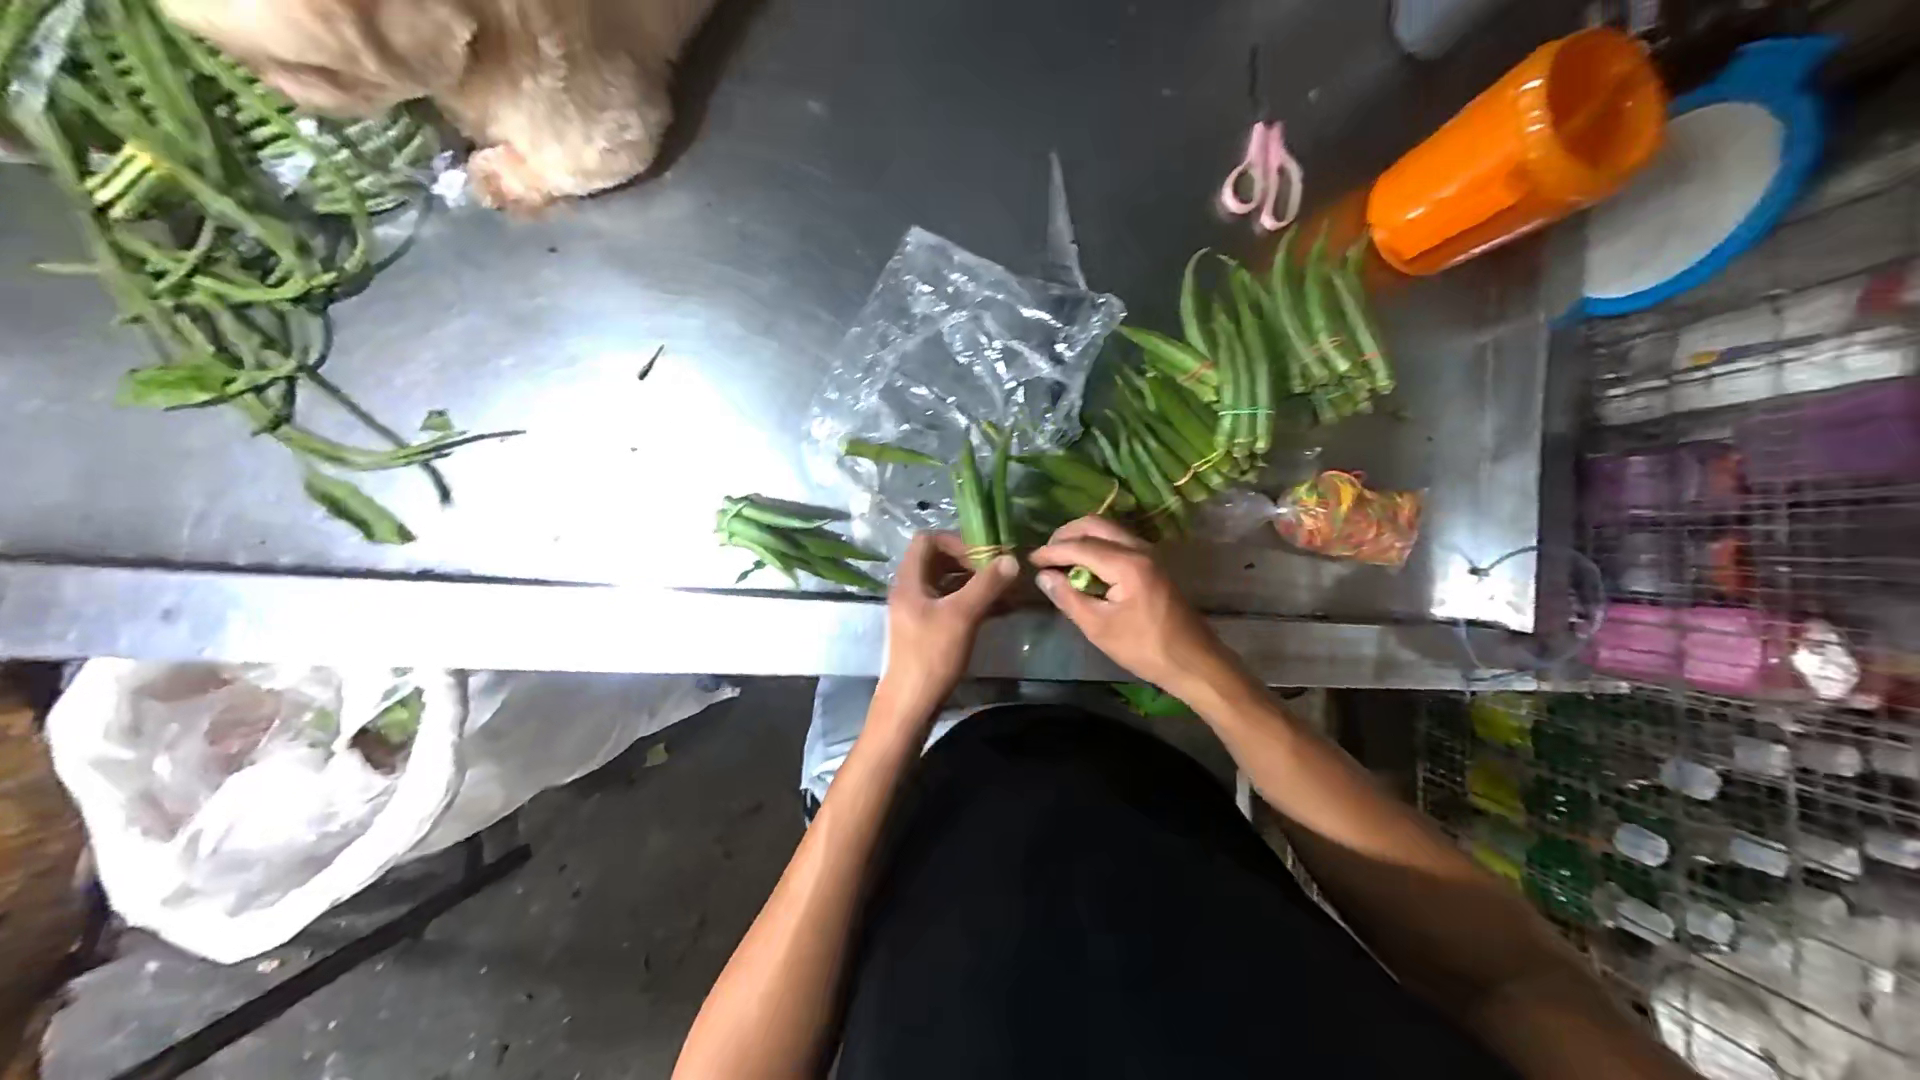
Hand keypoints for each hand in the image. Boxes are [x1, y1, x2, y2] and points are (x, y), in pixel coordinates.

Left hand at [878, 532, 1017, 719]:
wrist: (910, 704)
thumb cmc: (931, 656)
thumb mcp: (962, 616)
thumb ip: (986, 584)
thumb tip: (1011, 559)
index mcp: (909, 580)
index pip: (928, 540)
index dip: (956, 541)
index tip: (983, 556)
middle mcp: (911, 590)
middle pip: (940, 560)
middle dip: (972, 563)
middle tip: (1000, 573)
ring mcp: (918, 610)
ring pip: (948, 583)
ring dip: (976, 583)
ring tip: (1007, 592)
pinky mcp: (927, 630)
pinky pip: (952, 604)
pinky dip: (974, 602)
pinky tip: (1001, 610)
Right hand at [1030, 517, 1244, 700]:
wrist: (1193, 661)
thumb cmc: (1144, 648)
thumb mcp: (1098, 627)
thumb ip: (1068, 597)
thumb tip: (1043, 575)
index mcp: (1127, 564)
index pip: (1080, 546)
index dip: (1052, 551)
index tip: (1030, 560)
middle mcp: (1139, 549)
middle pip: (1096, 525)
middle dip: (1066, 535)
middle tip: (1045, 553)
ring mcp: (1149, 554)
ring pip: (1109, 530)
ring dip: (1082, 537)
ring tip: (1060, 557)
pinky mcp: (1153, 564)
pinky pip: (1119, 541)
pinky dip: (1097, 545)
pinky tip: (1084, 564)